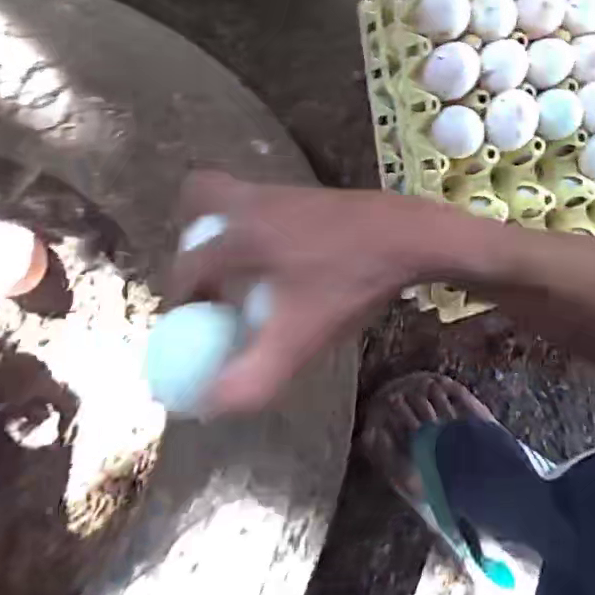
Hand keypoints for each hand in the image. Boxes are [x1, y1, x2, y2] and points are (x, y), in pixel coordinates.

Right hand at [167, 171, 482, 412]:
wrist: (412, 236)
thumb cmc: (352, 282)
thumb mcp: (300, 339)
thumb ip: (251, 377)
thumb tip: (207, 403)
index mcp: (241, 234)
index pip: (188, 265)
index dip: (181, 300)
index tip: (195, 327)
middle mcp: (257, 202)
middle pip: (201, 195)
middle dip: (195, 236)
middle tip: (212, 280)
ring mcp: (289, 191)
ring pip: (240, 198)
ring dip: (232, 232)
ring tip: (253, 277)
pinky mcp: (316, 192)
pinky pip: (271, 204)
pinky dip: (265, 229)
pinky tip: (294, 264)